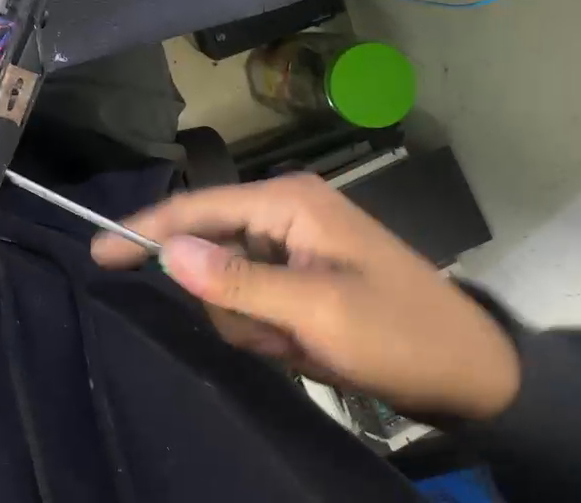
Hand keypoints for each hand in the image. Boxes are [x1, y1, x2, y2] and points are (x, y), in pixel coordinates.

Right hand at [92, 173, 519, 420]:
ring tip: (300, 346)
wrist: (480, 380)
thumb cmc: (401, 334)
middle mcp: (282, 212)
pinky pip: (250, 299)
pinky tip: (304, 347)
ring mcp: (291, 244)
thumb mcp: (319, 312)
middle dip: (230, 301)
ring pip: (225, 281)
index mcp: (287, 201)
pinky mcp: (298, 274)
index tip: (99, 252)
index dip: (145, 230)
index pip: (196, 208)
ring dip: (252, 322)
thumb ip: (238, 281)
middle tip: (274, 338)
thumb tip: (167, 251)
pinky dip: (267, 329)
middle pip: (208, 250)